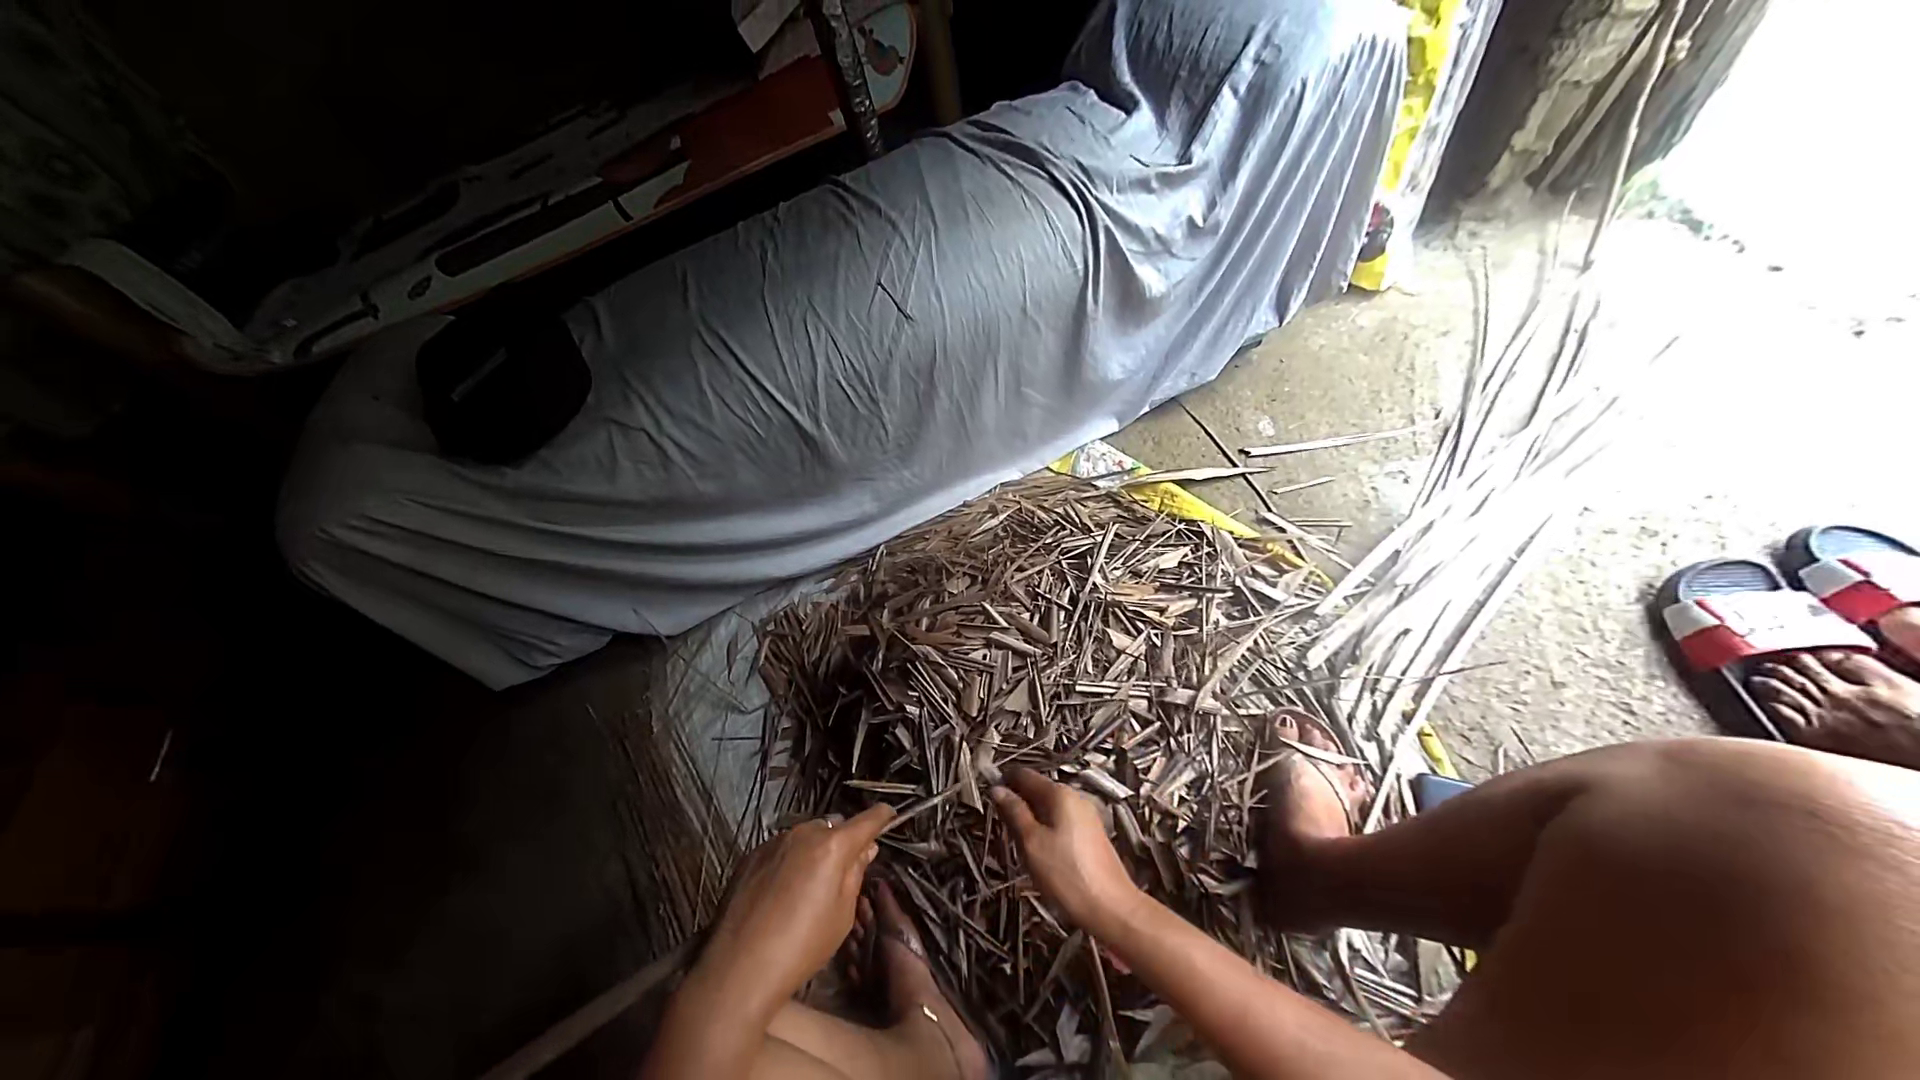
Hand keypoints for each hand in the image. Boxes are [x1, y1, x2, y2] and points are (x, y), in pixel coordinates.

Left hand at [698, 803, 894, 1008]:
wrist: (738, 969)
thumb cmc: (801, 946)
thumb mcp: (842, 915)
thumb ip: (855, 873)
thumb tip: (864, 848)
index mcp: (832, 846)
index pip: (866, 820)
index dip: (881, 816)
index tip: (890, 815)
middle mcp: (804, 833)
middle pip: (834, 827)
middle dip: (843, 841)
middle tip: (845, 870)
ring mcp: (774, 842)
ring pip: (807, 836)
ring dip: (816, 849)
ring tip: (811, 885)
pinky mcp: (751, 855)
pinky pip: (783, 848)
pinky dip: (792, 859)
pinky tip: (784, 891)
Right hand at [990, 767, 1144, 932]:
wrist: (1111, 909)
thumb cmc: (1067, 875)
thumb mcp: (1031, 843)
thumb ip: (1014, 812)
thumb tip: (998, 789)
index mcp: (1060, 794)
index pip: (1025, 775)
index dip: (1004, 781)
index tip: (988, 796)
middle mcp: (1075, 798)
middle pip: (1038, 790)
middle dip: (1017, 802)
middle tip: (1000, 824)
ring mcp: (1086, 817)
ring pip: (1049, 808)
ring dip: (1031, 818)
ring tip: (1018, 842)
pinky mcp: (1091, 835)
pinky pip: (1061, 822)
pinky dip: (1046, 830)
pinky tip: (1040, 852)